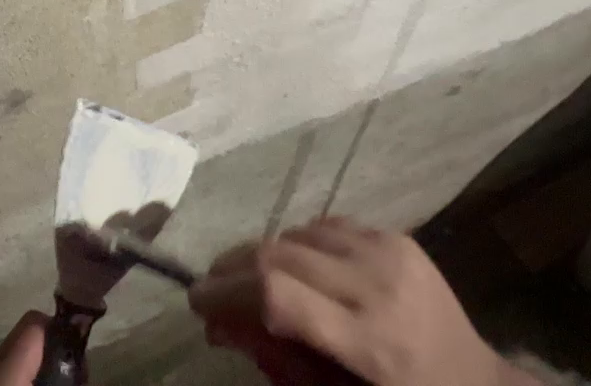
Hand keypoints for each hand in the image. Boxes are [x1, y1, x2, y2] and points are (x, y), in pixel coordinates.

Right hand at [188, 217, 535, 385]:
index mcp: (370, 342)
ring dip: (262, 256)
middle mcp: (377, 285)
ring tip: (250, 283)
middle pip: (277, 255)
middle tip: (210, 291)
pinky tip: (297, 270)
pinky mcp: (394, 236)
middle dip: (231, 270)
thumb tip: (219, 325)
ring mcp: (388, 251)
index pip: (278, 294)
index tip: (196, 302)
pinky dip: (298, 245)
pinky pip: (324, 227)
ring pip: (295, 235)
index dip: (226, 292)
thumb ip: (282, 363)